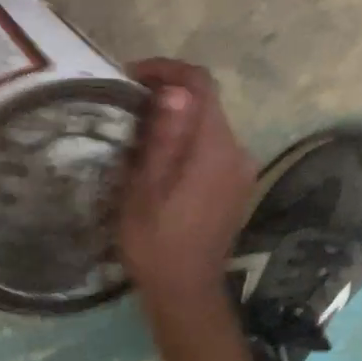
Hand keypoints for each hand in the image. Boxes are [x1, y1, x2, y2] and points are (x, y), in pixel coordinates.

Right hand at [118, 59, 255, 307]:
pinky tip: (156, 155)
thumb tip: (173, 92)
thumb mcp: (146, 187)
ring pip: (206, 124)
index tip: (129, 76)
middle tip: (122, 102)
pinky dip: (184, 137)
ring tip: (132, 127)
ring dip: (173, 116)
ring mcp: (239, 170)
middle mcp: (236, 151)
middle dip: (165, 91)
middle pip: (204, 101)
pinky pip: (210, 145)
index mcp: (214, 148)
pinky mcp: (233, 185)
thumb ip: (163, 137)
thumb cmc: (155, 240)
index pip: (200, 84)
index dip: (166, 69)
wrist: (184, 291)